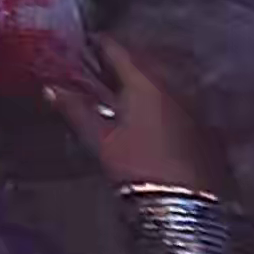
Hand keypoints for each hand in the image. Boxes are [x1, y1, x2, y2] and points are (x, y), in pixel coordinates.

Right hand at [45, 34, 223, 190]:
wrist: (195, 210)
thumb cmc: (140, 167)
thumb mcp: (100, 138)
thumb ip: (74, 109)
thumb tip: (49, 88)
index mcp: (143, 81)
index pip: (116, 49)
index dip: (95, 43)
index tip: (79, 43)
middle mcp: (172, 85)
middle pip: (140, 62)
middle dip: (115, 62)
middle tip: (91, 66)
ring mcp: (192, 106)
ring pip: (158, 81)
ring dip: (136, 82)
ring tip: (114, 92)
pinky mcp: (204, 128)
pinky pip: (174, 100)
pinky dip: (154, 100)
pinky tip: (142, 116)